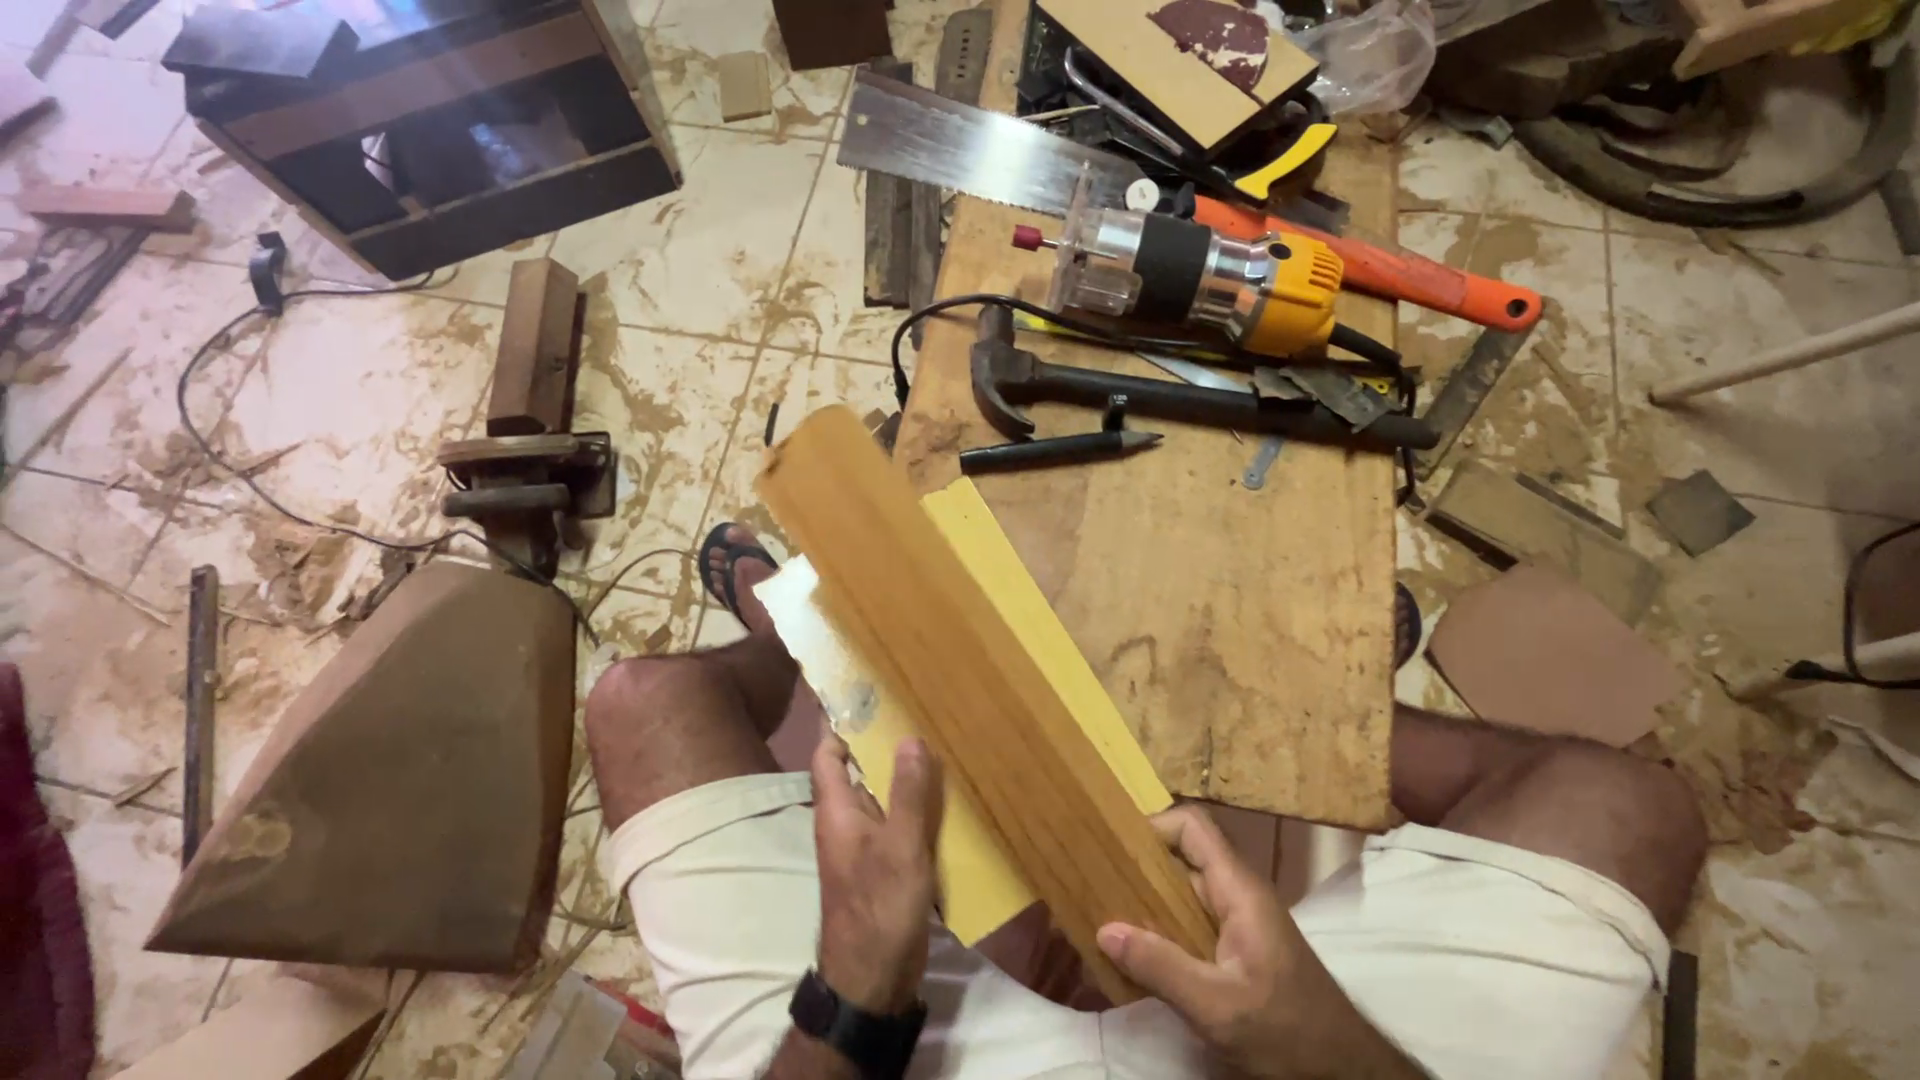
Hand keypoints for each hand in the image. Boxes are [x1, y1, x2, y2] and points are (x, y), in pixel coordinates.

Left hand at [811, 727, 945, 1013]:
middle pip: (856, 769)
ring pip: (881, 793)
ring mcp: (865, 843)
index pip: (828, 752)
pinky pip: (897, 819)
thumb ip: (908, 794)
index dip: (839, 721)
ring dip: (901, 770)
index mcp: (837, 810)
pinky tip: (944, 792)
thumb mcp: (900, 847)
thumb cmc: (879, 907)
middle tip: (913, 704)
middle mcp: (846, 820)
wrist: (873, 977)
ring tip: (935, 737)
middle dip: (879, 739)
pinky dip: (915, 802)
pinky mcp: (885, 862)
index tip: (860, 688)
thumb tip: (909, 738)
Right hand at [1096, 806, 1424, 1079]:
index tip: (1111, 848)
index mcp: (1239, 890)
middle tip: (1093, 884)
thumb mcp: (1218, 1007)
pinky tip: (1133, 955)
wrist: (1343, 1073)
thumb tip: (1103, 929)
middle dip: (1137, 866)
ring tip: (1102, 917)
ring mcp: (1238, 922)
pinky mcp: (1236, 949)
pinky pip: (1189, 923)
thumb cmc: (1288, 1032)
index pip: (1193, 827)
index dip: (1152, 826)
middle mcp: (1237, 895)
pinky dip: (1159, 930)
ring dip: (1144, 901)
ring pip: (1182, 892)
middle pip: (1181, 857)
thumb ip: (1161, 967)